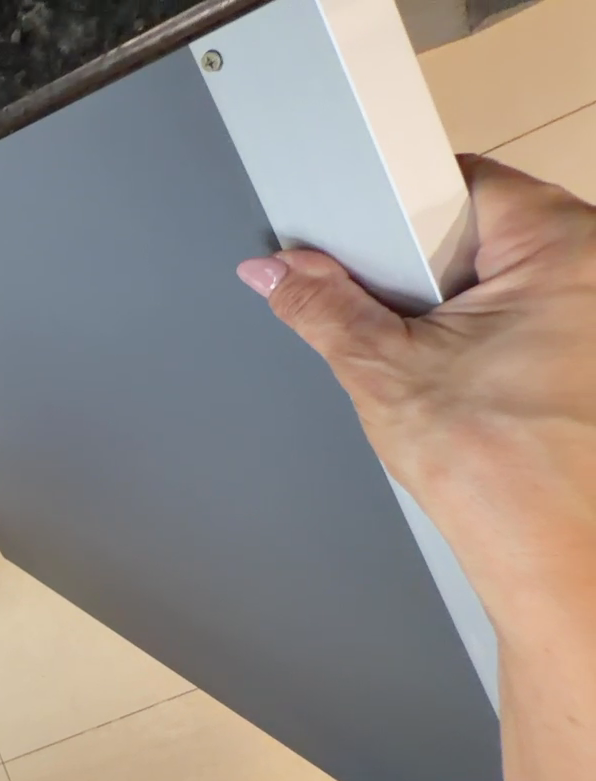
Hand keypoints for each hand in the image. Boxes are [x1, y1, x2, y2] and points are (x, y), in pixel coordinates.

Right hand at [236, 156, 595, 613]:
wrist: (554, 538)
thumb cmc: (502, 463)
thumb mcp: (379, 368)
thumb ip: (319, 308)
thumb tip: (274, 273)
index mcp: (569, 248)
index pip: (457, 185)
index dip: (386, 204)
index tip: (339, 229)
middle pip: (470, 229)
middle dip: (404, 266)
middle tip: (376, 313)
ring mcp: (594, 305)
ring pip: (485, 273)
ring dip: (430, 304)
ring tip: (415, 355)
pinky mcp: (585, 342)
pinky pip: (509, 308)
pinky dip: (462, 330)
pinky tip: (444, 372)